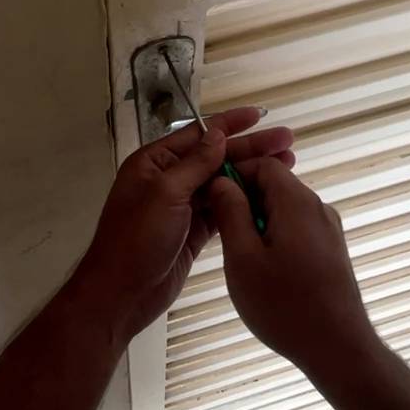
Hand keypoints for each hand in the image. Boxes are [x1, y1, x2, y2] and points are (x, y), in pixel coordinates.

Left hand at [71, 108, 293, 343]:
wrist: (122, 292)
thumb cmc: (136, 239)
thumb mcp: (166, 194)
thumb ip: (195, 164)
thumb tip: (217, 135)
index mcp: (154, 163)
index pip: (197, 135)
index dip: (229, 124)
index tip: (259, 116)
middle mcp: (168, 180)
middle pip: (215, 158)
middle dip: (250, 150)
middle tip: (287, 143)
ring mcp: (181, 207)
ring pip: (222, 184)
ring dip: (251, 175)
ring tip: (287, 167)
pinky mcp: (193, 231)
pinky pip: (222, 210)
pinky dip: (243, 203)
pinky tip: (268, 197)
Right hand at [209, 158, 384, 374]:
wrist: (338, 350)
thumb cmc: (284, 305)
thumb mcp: (242, 258)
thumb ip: (230, 213)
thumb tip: (222, 182)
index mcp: (297, 203)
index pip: (264, 164)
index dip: (233, 173)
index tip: (211, 197)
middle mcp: (318, 209)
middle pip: (275, 185)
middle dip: (244, 199)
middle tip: (220, 230)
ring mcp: (328, 231)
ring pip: (285, 208)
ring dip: (257, 221)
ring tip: (239, 254)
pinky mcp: (331, 252)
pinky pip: (297, 228)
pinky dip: (274, 236)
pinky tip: (263, 268)